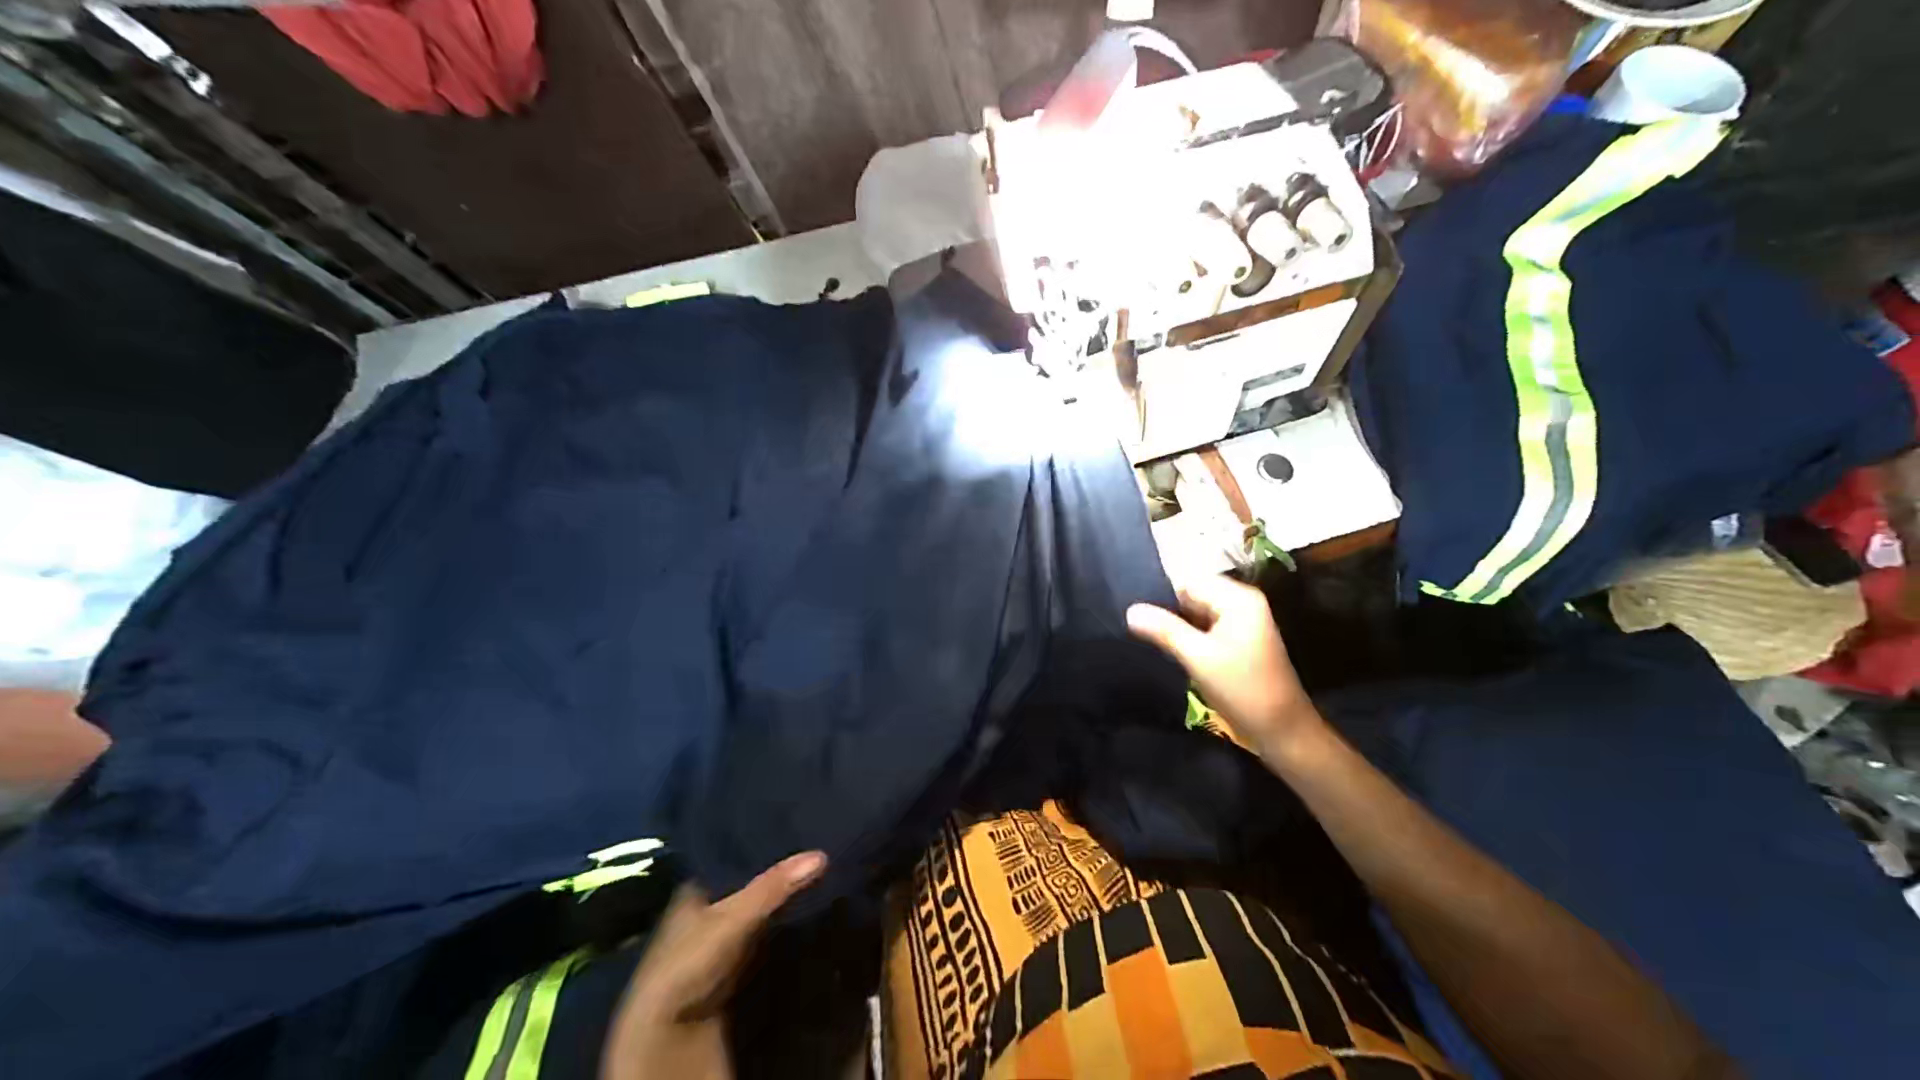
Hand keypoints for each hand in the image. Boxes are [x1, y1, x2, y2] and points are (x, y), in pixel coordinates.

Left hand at [602, 852, 826, 1079]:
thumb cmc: (688, 965)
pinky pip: (765, 939)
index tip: (801, 832)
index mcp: (695, 891)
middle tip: (821, 853)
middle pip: (749, 884)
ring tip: (825, 878)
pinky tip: (811, 918)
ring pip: (759, 912)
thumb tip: (822, 854)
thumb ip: (772, 888)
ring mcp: (719, 943)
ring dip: (784, 903)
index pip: (732, 856)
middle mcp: (705, 911)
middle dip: (779, 875)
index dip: (763, 844)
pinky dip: (784, 930)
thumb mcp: (732, 919)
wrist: (664, 1042)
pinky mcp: (733, 970)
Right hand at [1127, 574, 1323, 756]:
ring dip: (1175, 624)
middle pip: (1192, 594)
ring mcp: (1241, 622)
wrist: (1282, 730)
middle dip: (1166, 609)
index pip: (1188, 581)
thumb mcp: (1198, 658)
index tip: (1133, 609)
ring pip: (1195, 612)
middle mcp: (1242, 603)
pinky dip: (1187, 636)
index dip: (1160, 593)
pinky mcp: (1237, 640)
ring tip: (1145, 635)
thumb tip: (1130, 610)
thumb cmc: (1242, 689)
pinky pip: (1204, 627)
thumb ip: (1164, 629)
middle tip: (1134, 624)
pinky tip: (1167, 647)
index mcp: (1238, 599)